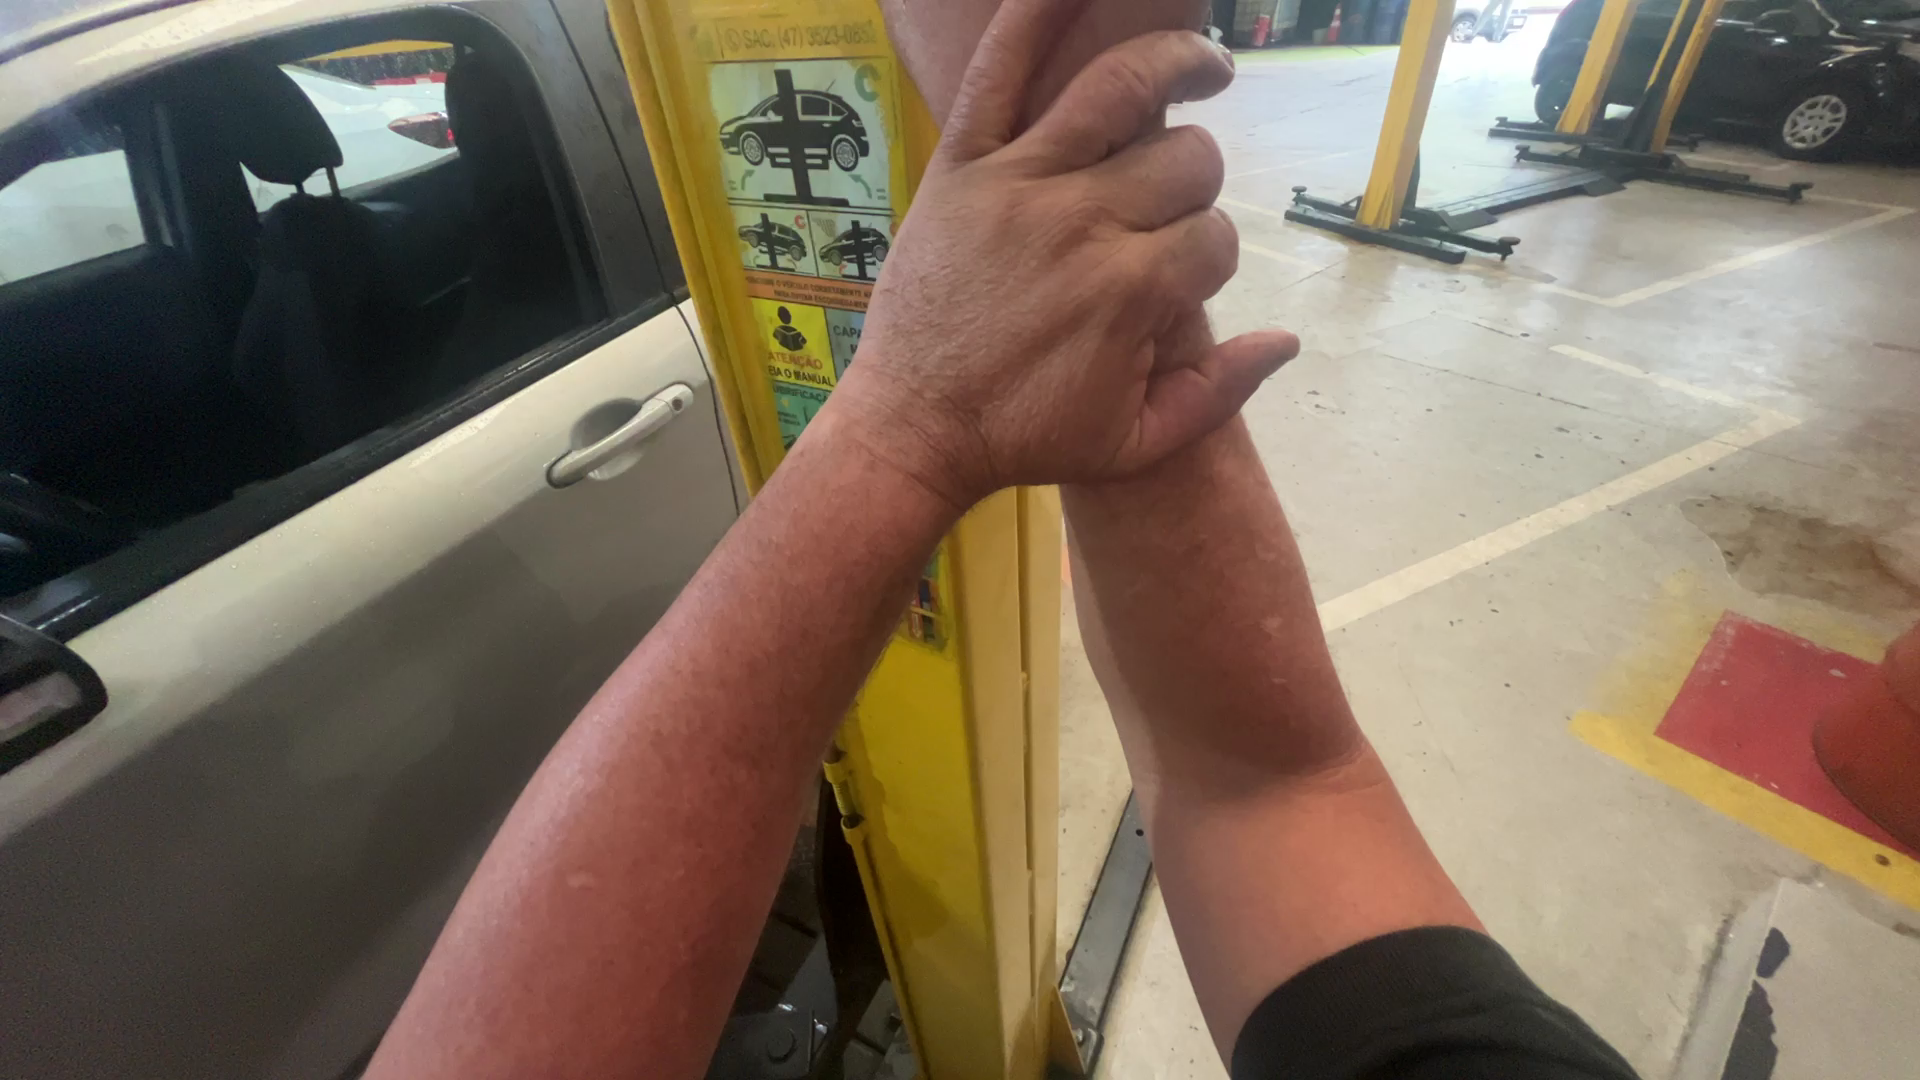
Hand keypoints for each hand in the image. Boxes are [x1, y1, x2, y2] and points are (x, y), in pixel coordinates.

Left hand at [828, 0, 1300, 509]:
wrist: (917, 430)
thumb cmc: (1021, 441)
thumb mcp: (1131, 445)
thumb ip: (1216, 395)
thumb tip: (1289, 338)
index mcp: (1134, 293)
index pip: (1216, 241)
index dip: (1208, 264)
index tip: (1176, 286)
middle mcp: (1087, 223)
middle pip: (1186, 161)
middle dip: (1191, 190)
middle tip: (1164, 216)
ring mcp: (1021, 185)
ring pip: (1123, 89)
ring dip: (1177, 64)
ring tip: (1201, 69)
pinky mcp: (963, 170)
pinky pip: (1001, 68)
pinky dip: (1036, 13)